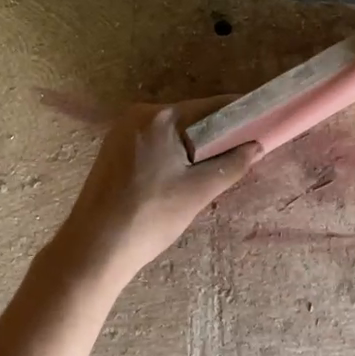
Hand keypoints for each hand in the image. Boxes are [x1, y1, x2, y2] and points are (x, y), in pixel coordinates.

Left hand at [51, 97, 262, 286]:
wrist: (94, 248)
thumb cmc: (149, 216)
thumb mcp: (198, 191)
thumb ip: (231, 164)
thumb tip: (256, 145)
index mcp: (159, 117)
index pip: (210, 107)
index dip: (238, 115)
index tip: (260, 123)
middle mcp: (137, 115)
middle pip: (188, 118)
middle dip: (214, 134)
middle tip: (240, 153)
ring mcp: (120, 132)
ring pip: (169, 133)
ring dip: (192, 148)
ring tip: (213, 170)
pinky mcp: (111, 151)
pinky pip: (152, 144)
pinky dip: (170, 155)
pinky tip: (179, 178)